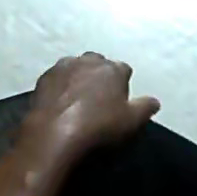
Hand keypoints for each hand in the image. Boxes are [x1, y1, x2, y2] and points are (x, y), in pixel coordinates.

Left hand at [19, 53, 158, 166]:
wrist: (53, 134)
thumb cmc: (98, 127)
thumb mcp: (131, 122)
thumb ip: (145, 107)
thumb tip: (153, 101)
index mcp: (112, 69)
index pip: (123, 69)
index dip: (123, 83)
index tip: (120, 98)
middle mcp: (87, 61)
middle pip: (97, 63)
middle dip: (99, 74)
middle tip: (98, 96)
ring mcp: (62, 67)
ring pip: (74, 66)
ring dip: (77, 76)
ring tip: (76, 96)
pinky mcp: (43, 78)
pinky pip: (56, 78)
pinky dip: (59, 85)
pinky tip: (58, 100)